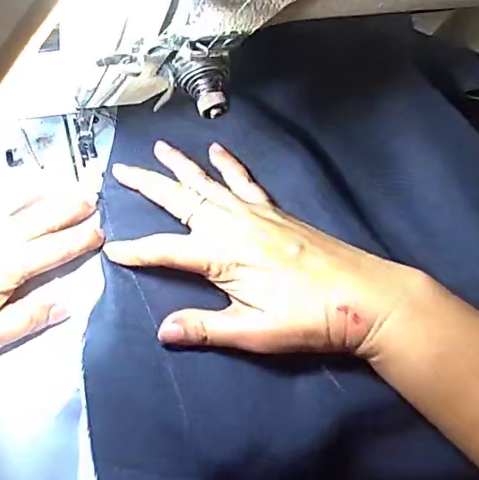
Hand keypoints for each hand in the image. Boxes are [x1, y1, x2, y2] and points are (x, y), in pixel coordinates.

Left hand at [0, 187, 103, 365]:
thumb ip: (29, 319)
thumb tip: (68, 302)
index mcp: (7, 268)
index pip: (55, 250)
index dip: (80, 240)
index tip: (99, 232)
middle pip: (40, 217)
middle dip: (69, 207)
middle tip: (91, 197)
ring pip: (14, 199)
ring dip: (43, 190)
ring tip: (63, 182)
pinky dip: (4, 184)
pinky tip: (14, 180)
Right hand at [103, 141, 439, 359]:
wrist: (368, 298)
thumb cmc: (312, 319)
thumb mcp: (254, 331)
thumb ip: (205, 328)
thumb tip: (163, 331)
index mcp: (221, 255)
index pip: (164, 250)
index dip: (135, 251)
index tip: (110, 250)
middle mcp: (232, 225)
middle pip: (179, 199)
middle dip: (146, 184)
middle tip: (120, 169)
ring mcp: (254, 213)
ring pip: (207, 182)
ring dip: (180, 165)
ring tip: (159, 148)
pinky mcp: (273, 211)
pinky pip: (244, 180)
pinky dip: (229, 164)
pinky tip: (217, 150)